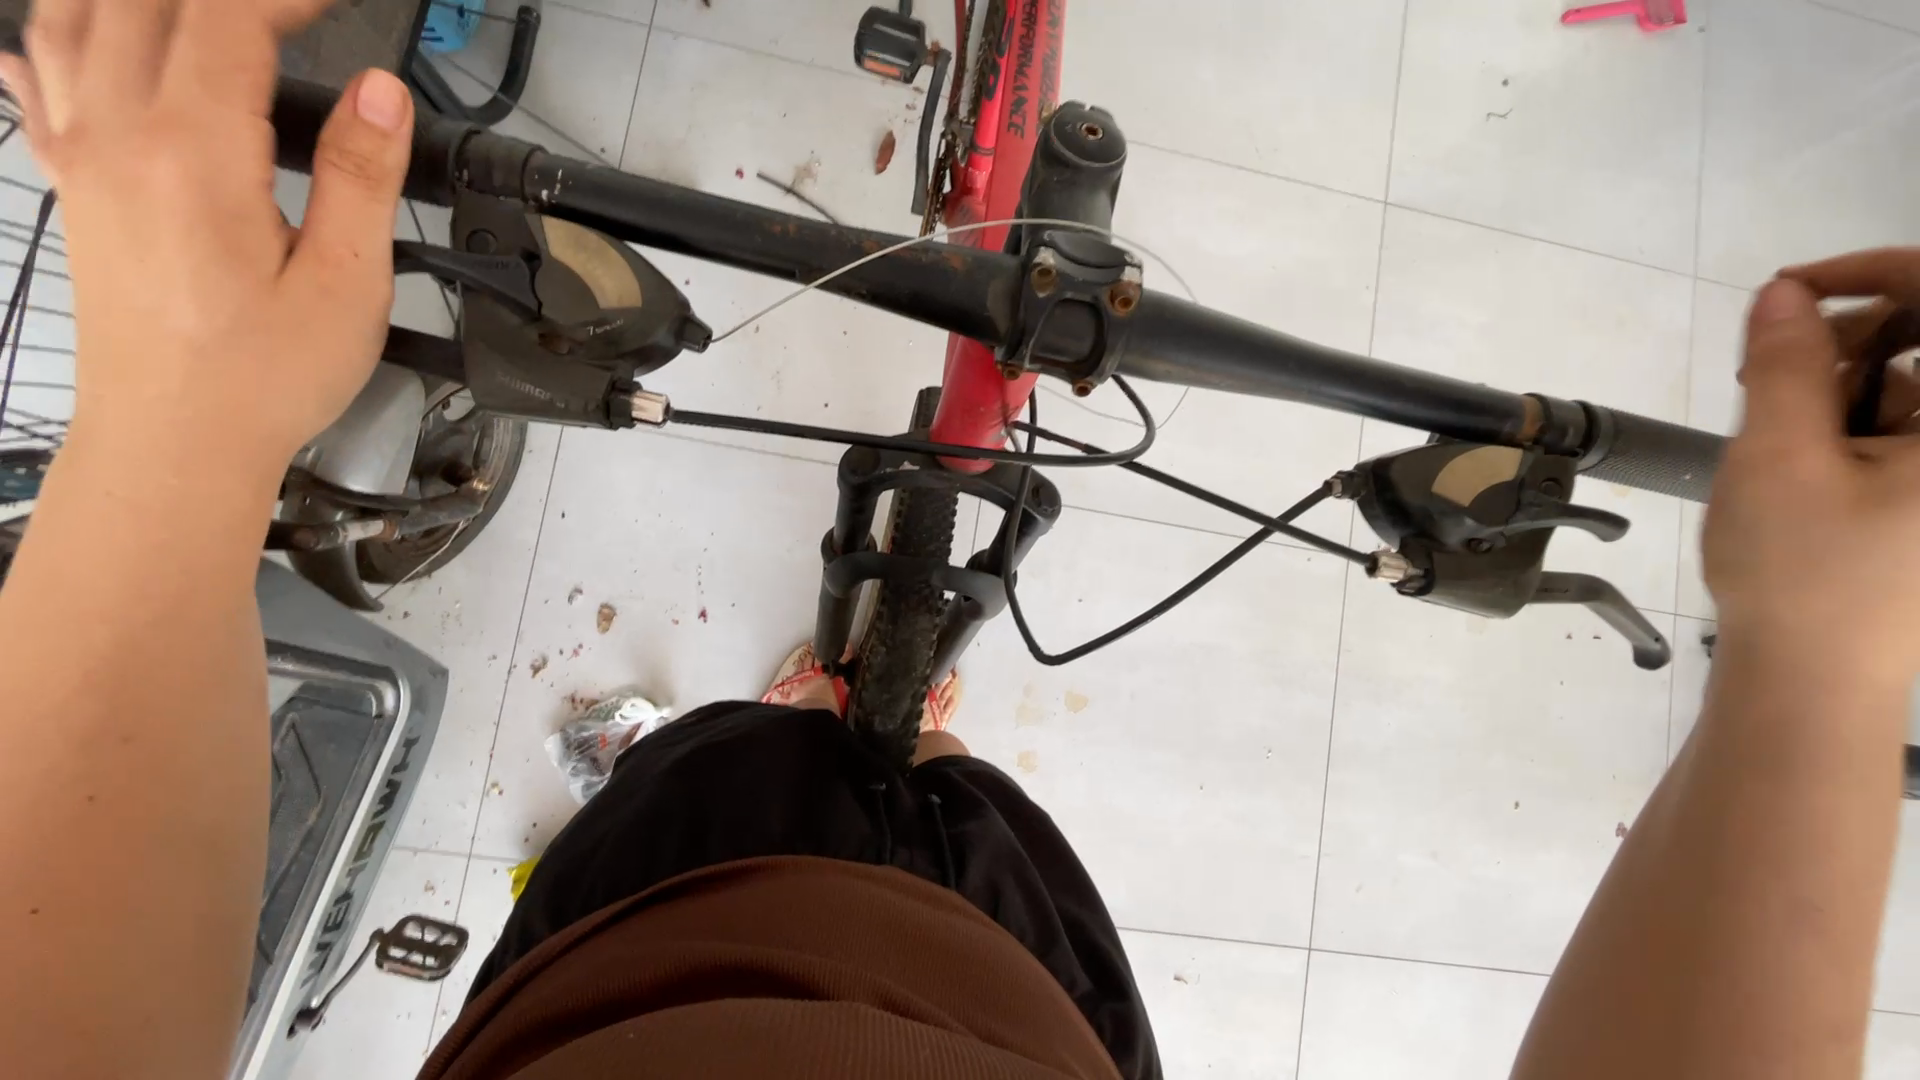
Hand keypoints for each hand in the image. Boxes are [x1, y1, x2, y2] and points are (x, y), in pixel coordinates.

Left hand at [0, 0, 413, 475]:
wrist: (177, 436)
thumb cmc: (269, 370)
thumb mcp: (348, 283)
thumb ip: (361, 179)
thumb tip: (382, 93)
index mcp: (194, 156)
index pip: (225, 25)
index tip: (333, 5)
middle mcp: (116, 135)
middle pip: (139, 4)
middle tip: (287, 11)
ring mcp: (80, 157)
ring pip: (71, 20)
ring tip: (202, 12)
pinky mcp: (73, 189)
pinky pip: (39, 77)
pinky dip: (64, 35)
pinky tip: (87, 39)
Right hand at [1704, 268, 1919, 687]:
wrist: (1815, 674)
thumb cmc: (1801, 569)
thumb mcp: (1778, 459)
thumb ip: (1785, 366)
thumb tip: (1783, 293)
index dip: (1876, 273)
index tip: (1785, 291)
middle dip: (1855, 333)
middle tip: (1766, 370)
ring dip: (1844, 381)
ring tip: (1773, 423)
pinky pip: (1914, 423)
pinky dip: (1856, 418)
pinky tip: (1803, 449)